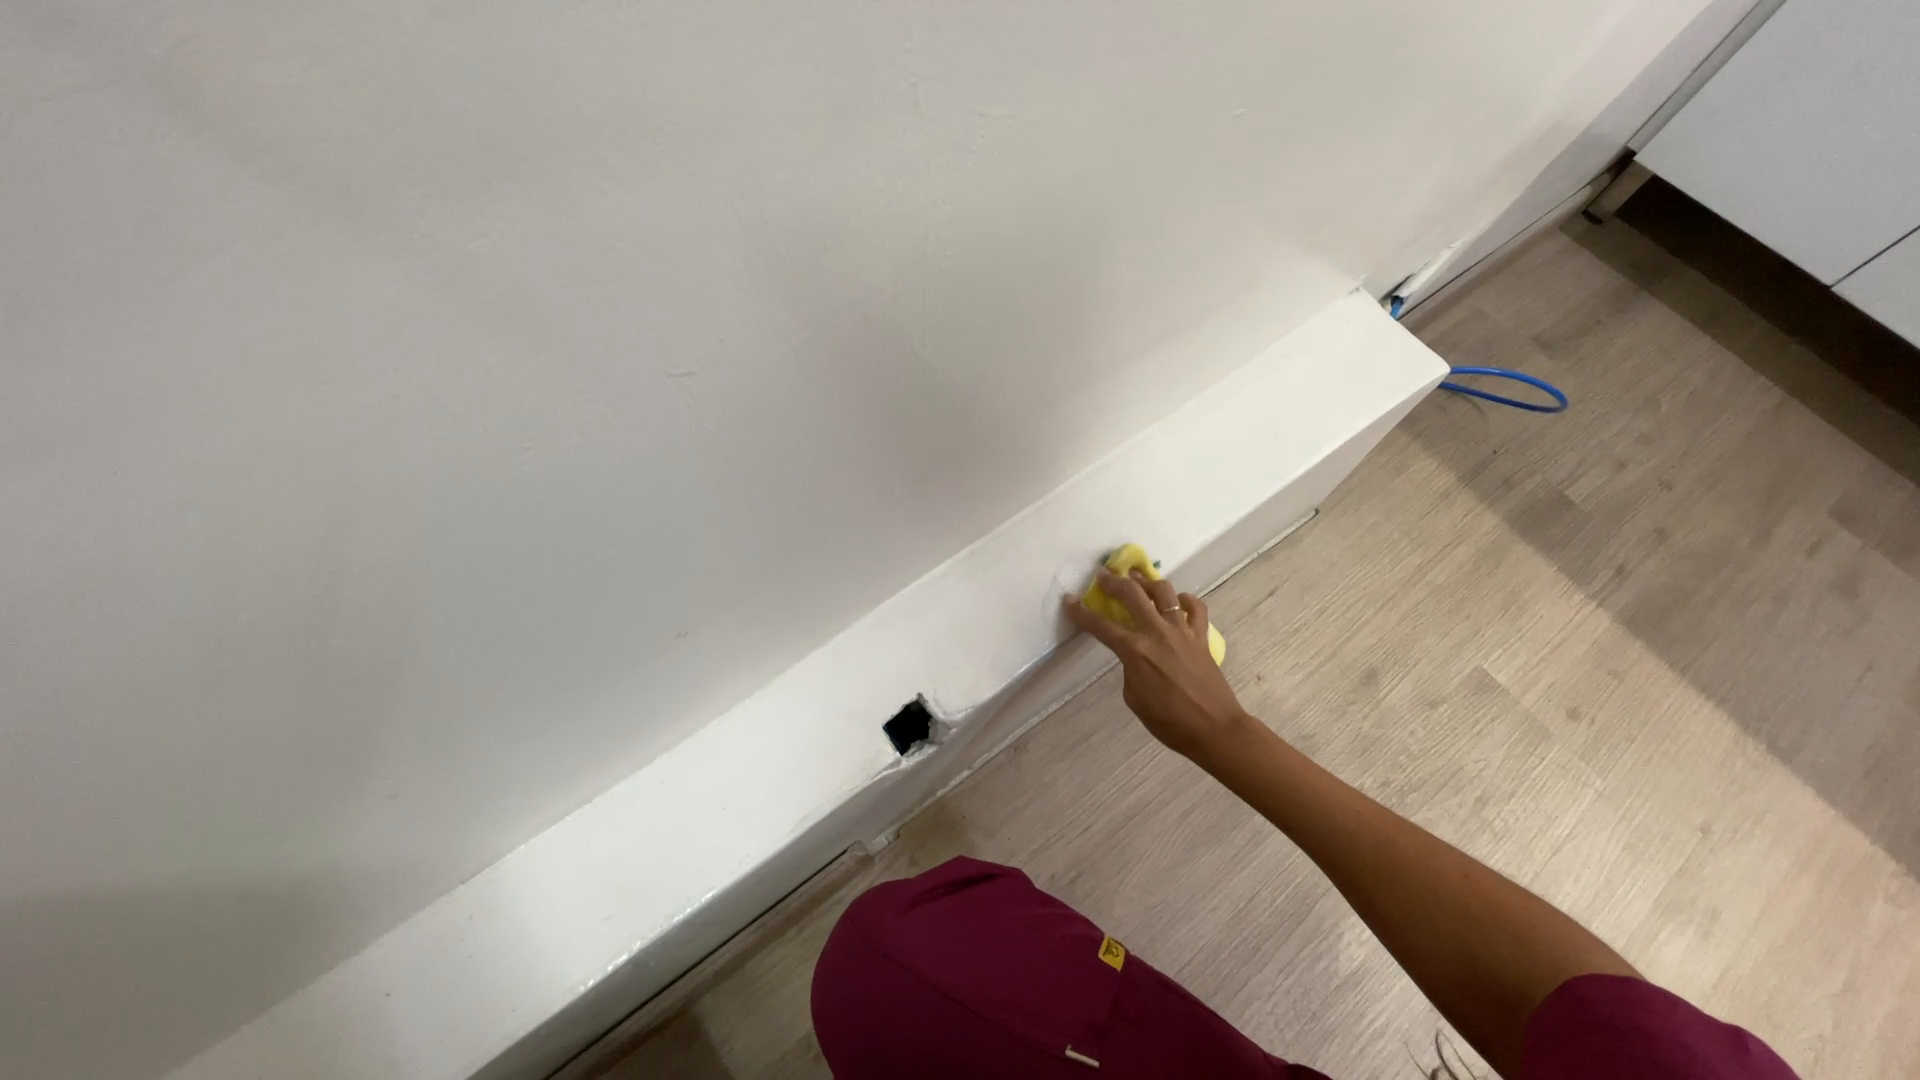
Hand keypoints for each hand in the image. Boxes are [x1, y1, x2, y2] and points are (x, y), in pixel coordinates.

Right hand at [1064, 568, 1255, 761]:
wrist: (1213, 728)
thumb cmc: (1169, 721)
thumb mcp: (1134, 698)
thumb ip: (1130, 669)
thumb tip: (1135, 655)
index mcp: (1135, 651)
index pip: (1100, 626)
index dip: (1081, 612)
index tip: (1069, 600)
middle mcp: (1157, 633)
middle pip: (1132, 594)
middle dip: (1113, 582)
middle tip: (1103, 576)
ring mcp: (1182, 631)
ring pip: (1164, 592)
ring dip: (1147, 582)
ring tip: (1138, 579)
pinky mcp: (1201, 637)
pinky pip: (1196, 608)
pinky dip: (1185, 600)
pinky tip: (1178, 601)